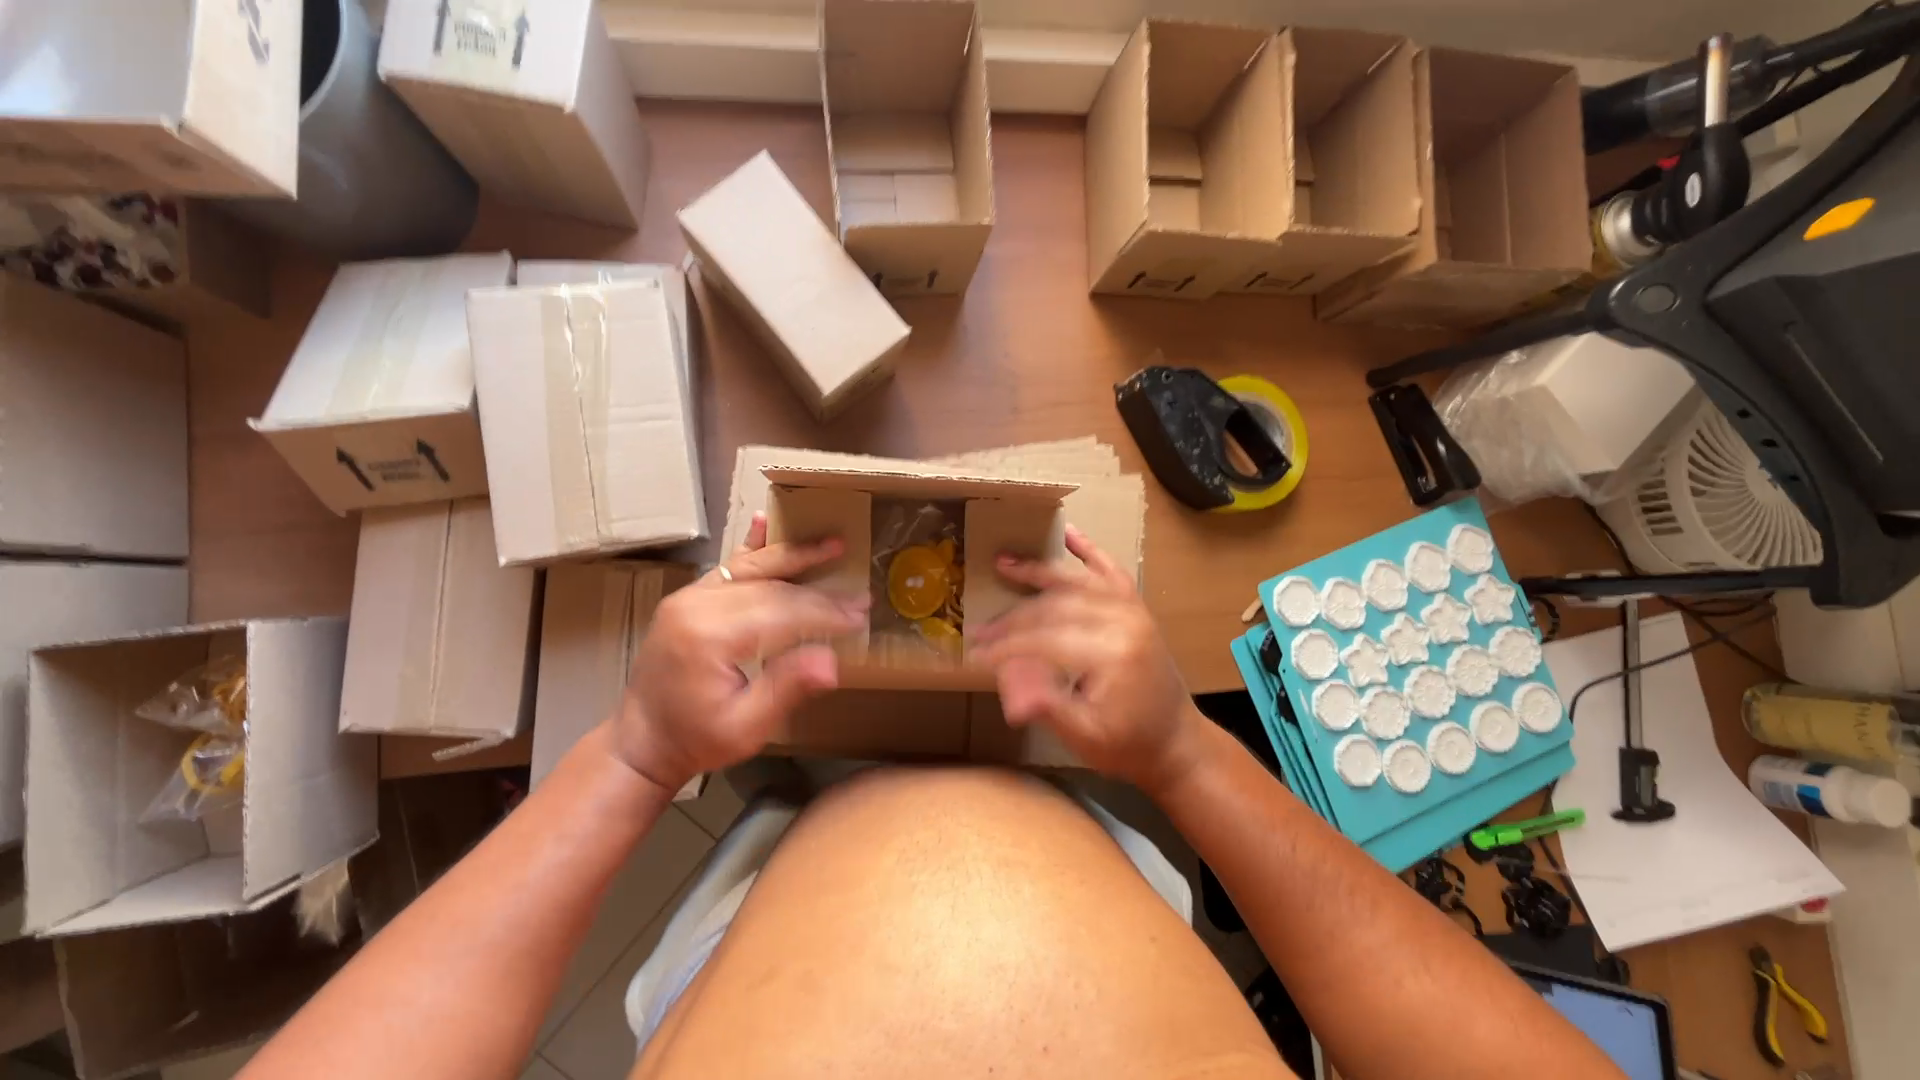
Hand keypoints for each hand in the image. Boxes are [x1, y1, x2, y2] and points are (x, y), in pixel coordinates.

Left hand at [612, 513, 867, 791]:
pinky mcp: (687, 599)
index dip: (825, 612)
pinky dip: (751, 548)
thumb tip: (833, 662)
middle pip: (771, 586)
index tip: (860, 615)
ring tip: (832, 544)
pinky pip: (726, 569)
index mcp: (710, 636)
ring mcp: (689, 598)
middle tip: (859, 593)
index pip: (782, 611)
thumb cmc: (696, 740)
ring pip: (750, 567)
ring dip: (793, 555)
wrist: (641, 742)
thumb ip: (786, 688)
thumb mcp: (746, 727)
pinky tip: (763, 522)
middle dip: (819, 590)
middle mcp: (697, 605)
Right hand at [972, 526, 1206, 795]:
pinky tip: (1070, 535)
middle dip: (1014, 617)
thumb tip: (1010, 696)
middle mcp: (1124, 623)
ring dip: (1039, 572)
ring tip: (1004, 562)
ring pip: (1077, 583)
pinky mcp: (1137, 609)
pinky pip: (1111, 572)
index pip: (1046, 639)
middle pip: (1057, 607)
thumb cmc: (1127, 745)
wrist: (1176, 742)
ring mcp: (1133, 612)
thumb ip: (1049, 709)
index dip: (1007, 645)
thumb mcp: (1085, 738)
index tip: (977, 652)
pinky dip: (1090, 552)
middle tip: (982, 629)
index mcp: (1112, 655)